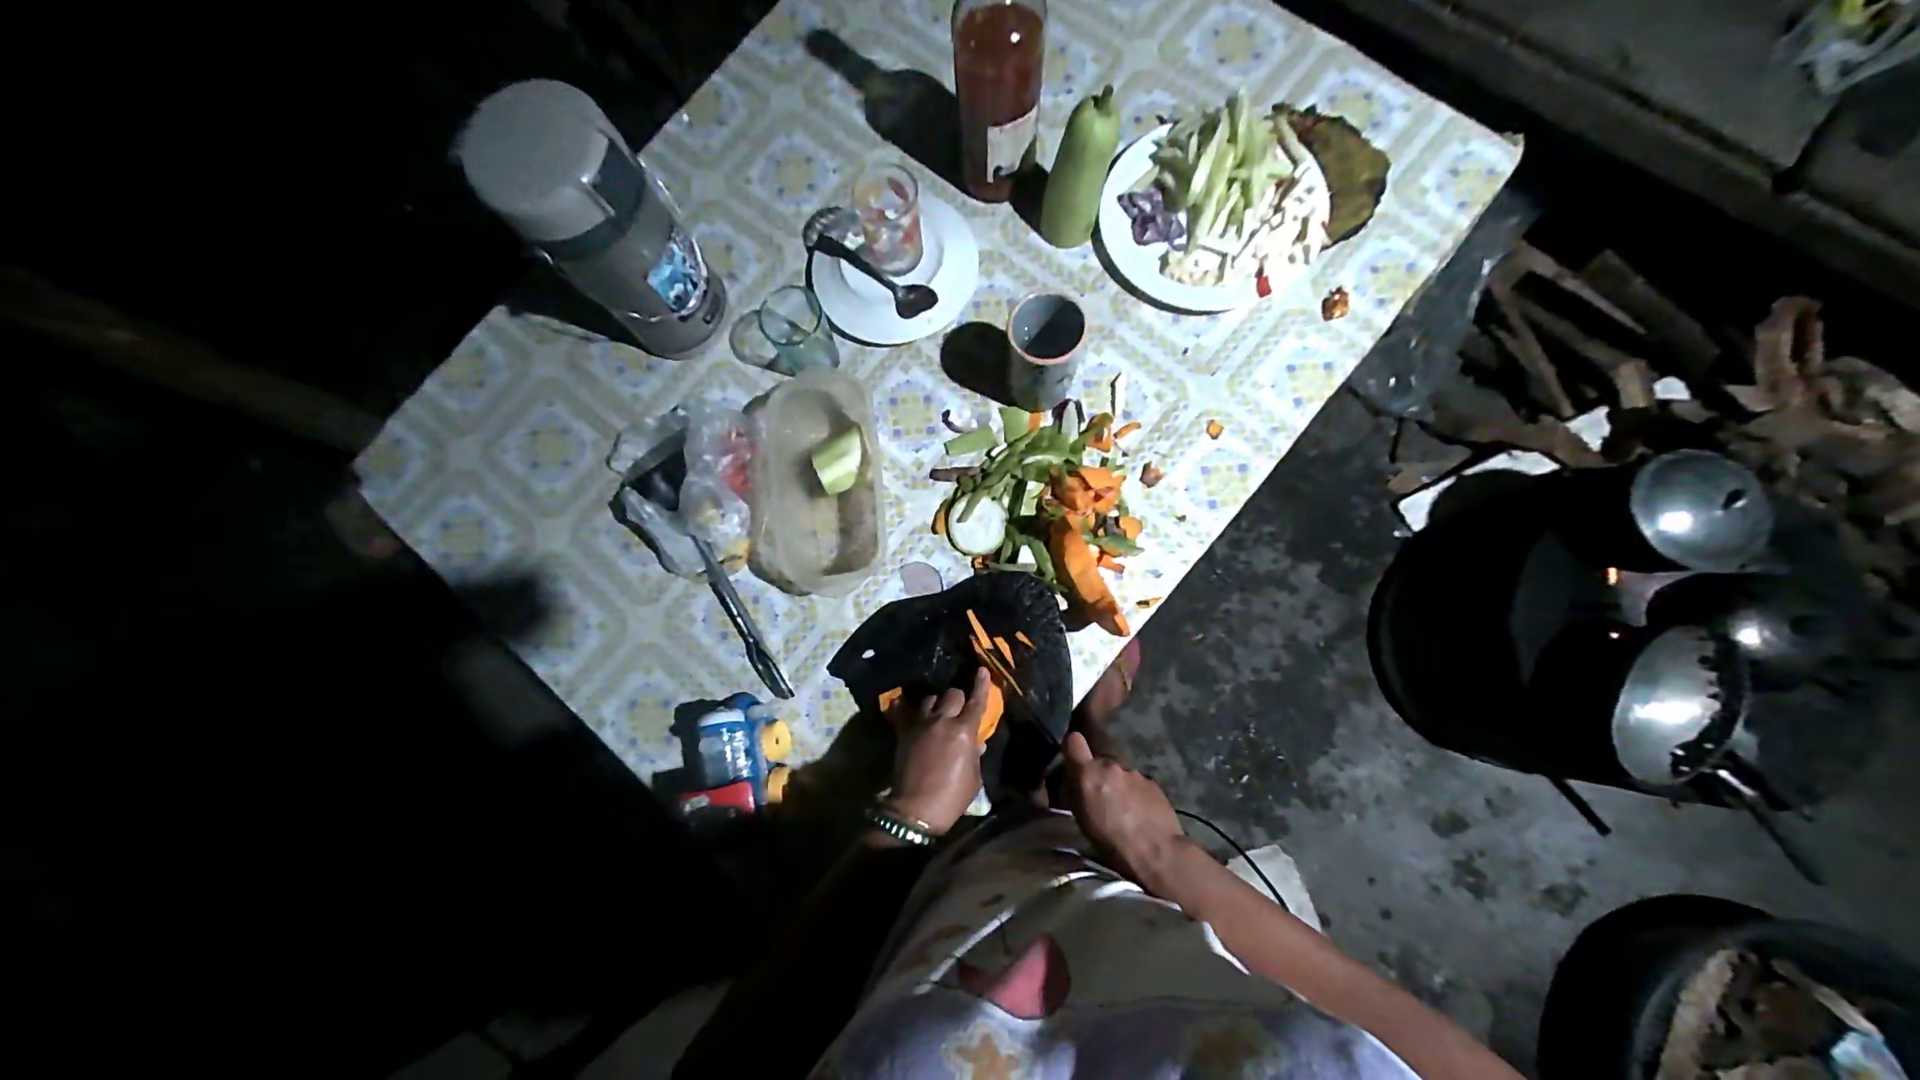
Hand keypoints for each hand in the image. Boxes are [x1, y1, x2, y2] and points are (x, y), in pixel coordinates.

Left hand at [884, 667, 988, 834]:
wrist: (917, 810)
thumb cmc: (952, 796)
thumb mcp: (973, 777)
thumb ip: (975, 755)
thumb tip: (977, 743)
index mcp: (964, 731)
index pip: (976, 702)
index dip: (982, 685)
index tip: (983, 670)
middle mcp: (942, 721)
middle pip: (952, 694)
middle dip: (958, 699)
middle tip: (959, 709)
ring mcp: (920, 725)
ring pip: (930, 699)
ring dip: (936, 704)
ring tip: (937, 712)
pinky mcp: (904, 733)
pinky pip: (903, 712)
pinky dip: (905, 707)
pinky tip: (903, 704)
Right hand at [1060, 732, 1194, 893]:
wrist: (1157, 852)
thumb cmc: (1111, 841)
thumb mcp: (1081, 818)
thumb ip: (1077, 791)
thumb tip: (1075, 780)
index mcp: (1088, 773)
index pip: (1073, 740)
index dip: (1072, 748)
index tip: (1074, 761)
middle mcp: (1111, 766)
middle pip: (1099, 762)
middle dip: (1099, 775)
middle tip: (1102, 798)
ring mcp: (1134, 772)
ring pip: (1120, 774)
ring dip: (1119, 785)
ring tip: (1125, 810)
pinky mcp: (1153, 782)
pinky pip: (1138, 783)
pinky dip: (1136, 794)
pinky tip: (1141, 813)